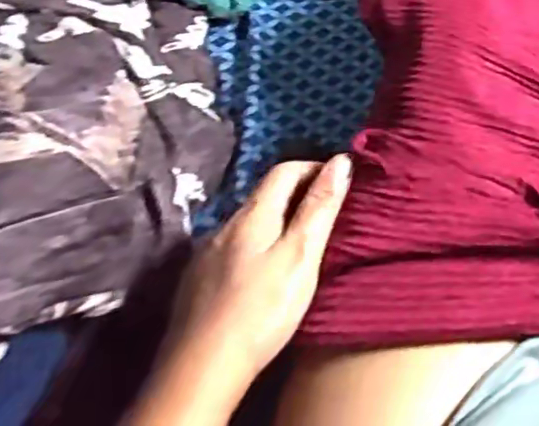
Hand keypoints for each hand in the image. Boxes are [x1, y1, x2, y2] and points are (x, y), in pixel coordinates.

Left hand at [128, 158, 351, 424]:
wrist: (197, 378)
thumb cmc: (262, 310)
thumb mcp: (302, 254)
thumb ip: (320, 206)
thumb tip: (341, 159)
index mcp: (251, 217)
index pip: (285, 170)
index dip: (317, 167)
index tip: (342, 183)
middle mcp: (223, 229)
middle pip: (267, 195)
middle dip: (301, 194)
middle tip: (330, 213)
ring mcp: (205, 258)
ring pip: (251, 223)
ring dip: (280, 222)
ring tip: (304, 243)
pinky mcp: (196, 286)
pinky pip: (236, 249)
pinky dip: (260, 246)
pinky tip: (268, 272)